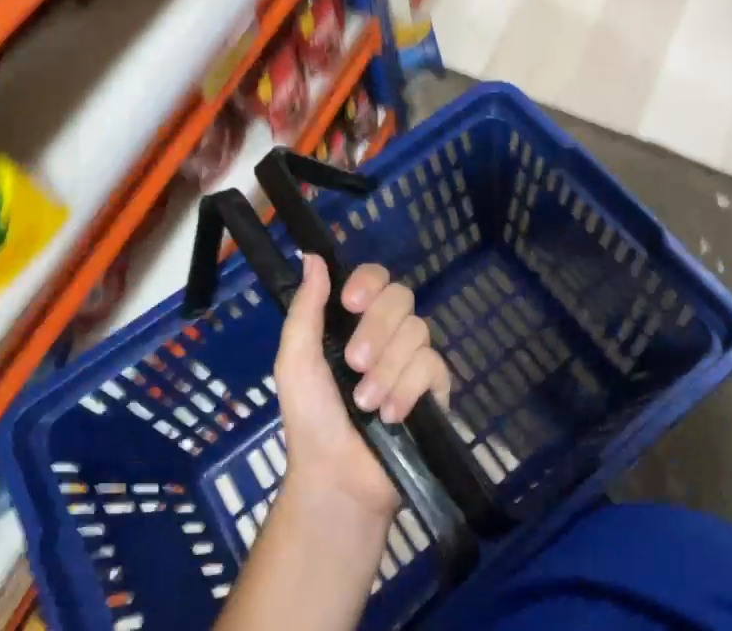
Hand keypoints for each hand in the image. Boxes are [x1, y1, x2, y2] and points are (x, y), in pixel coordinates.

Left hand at [273, 255, 450, 521]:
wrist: (337, 477)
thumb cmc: (311, 418)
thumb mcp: (295, 362)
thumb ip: (305, 309)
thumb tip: (312, 255)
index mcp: (352, 322)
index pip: (375, 278)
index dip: (369, 282)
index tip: (351, 303)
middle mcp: (386, 333)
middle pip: (401, 297)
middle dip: (377, 329)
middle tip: (354, 364)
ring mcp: (413, 359)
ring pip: (418, 331)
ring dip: (388, 369)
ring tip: (367, 404)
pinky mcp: (436, 388)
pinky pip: (433, 365)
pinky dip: (408, 389)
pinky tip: (392, 415)